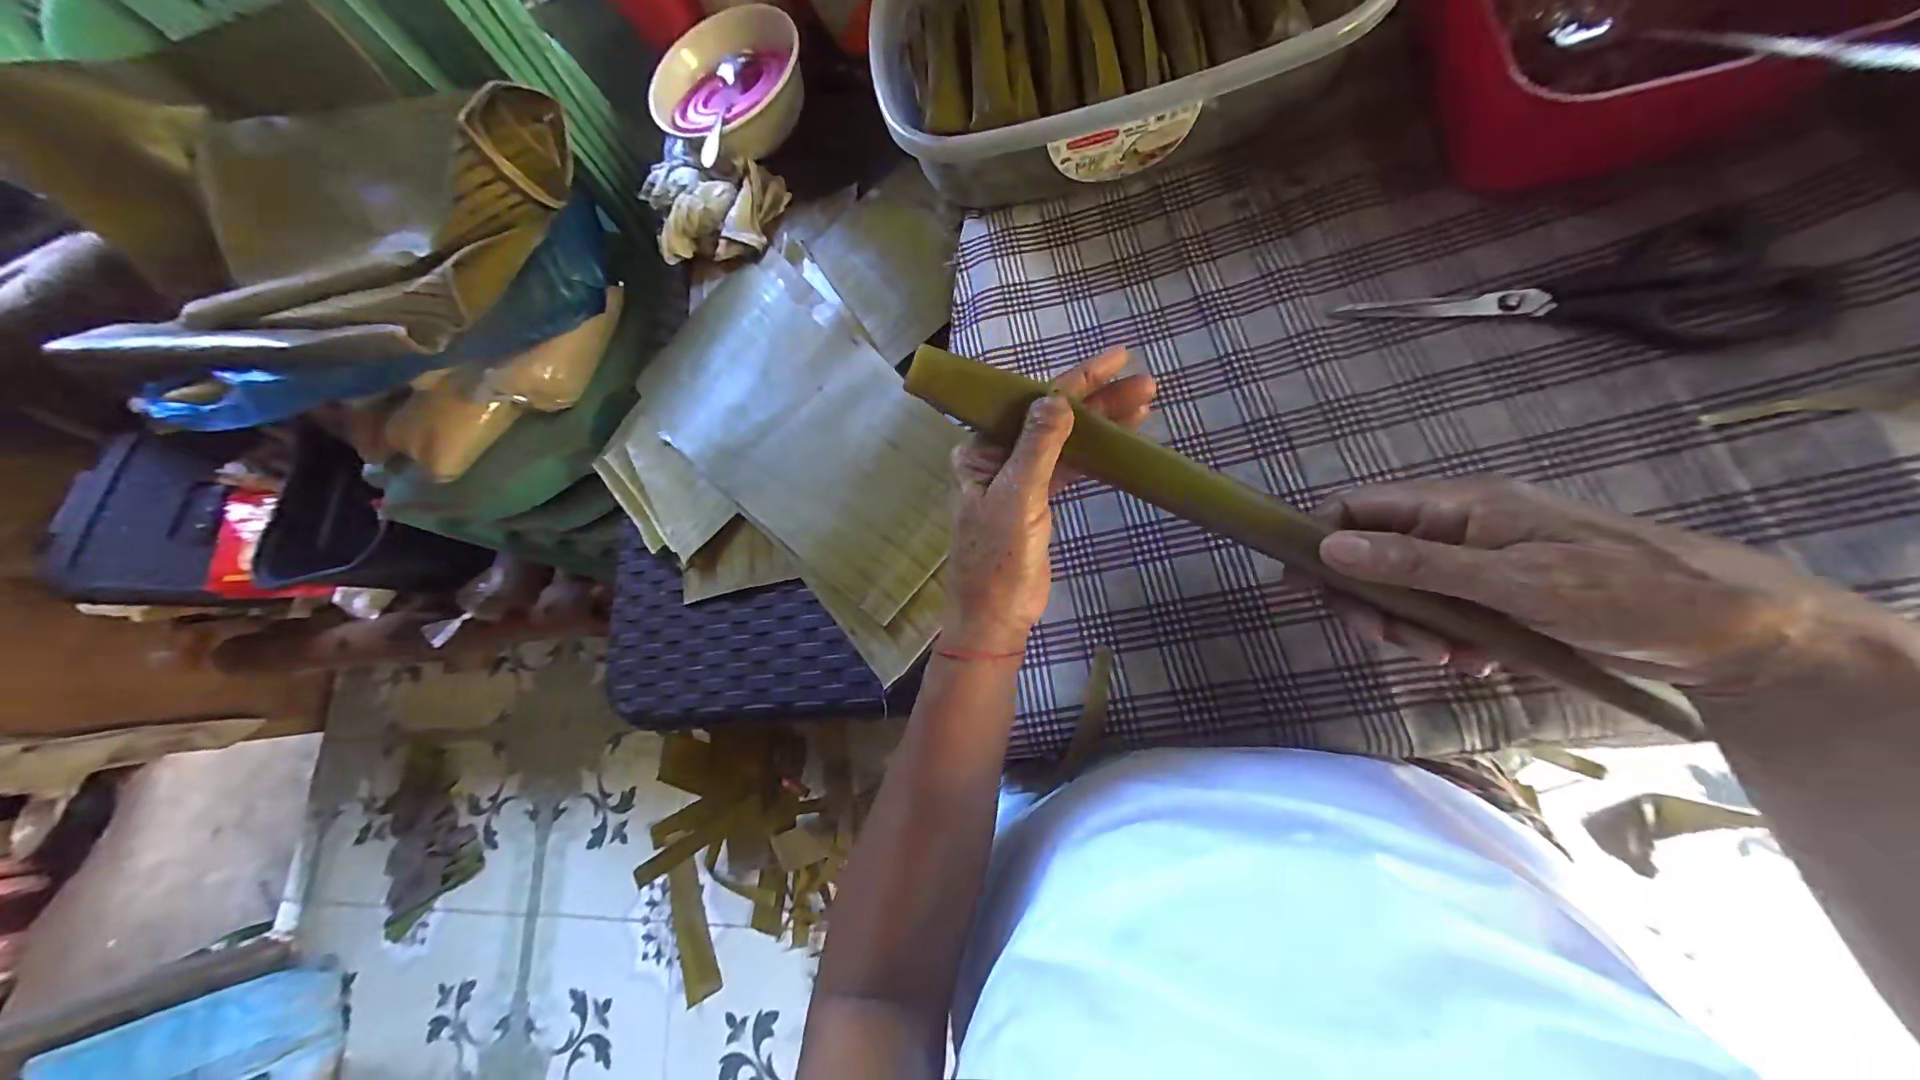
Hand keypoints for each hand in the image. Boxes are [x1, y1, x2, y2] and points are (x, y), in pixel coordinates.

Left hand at [944, 349, 1155, 654]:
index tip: (1118, 358)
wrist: (996, 615)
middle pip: (1053, 417)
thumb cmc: (997, 559)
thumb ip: (1037, 447)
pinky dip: (1096, 454)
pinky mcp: (1039, 500)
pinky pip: (1071, 466)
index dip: (1076, 379)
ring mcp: (1021, 477)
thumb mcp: (1017, 498)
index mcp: (981, 449)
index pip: (1032, 403)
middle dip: (1098, 399)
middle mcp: (998, 456)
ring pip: (1066, 440)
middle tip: (1146, 384)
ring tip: (1145, 404)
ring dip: (1103, 425)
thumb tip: (1056, 398)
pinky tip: (1123, 441)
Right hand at [1310, 476, 1878, 697]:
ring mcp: (1477, 562)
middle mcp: (1458, 527)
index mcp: (1458, 506)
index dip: (1318, 540)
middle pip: (1372, 556)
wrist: (1737, 633)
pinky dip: (1445, 639)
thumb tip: (1329, 548)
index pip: (1358, 508)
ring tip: (1451, 658)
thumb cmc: (1625, 595)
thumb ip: (1417, 564)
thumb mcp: (1513, 582)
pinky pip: (1442, 613)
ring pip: (1404, 590)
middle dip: (1371, 601)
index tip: (1297, 586)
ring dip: (1411, 627)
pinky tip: (1475, 661)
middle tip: (1391, 642)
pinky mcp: (1495, 595)